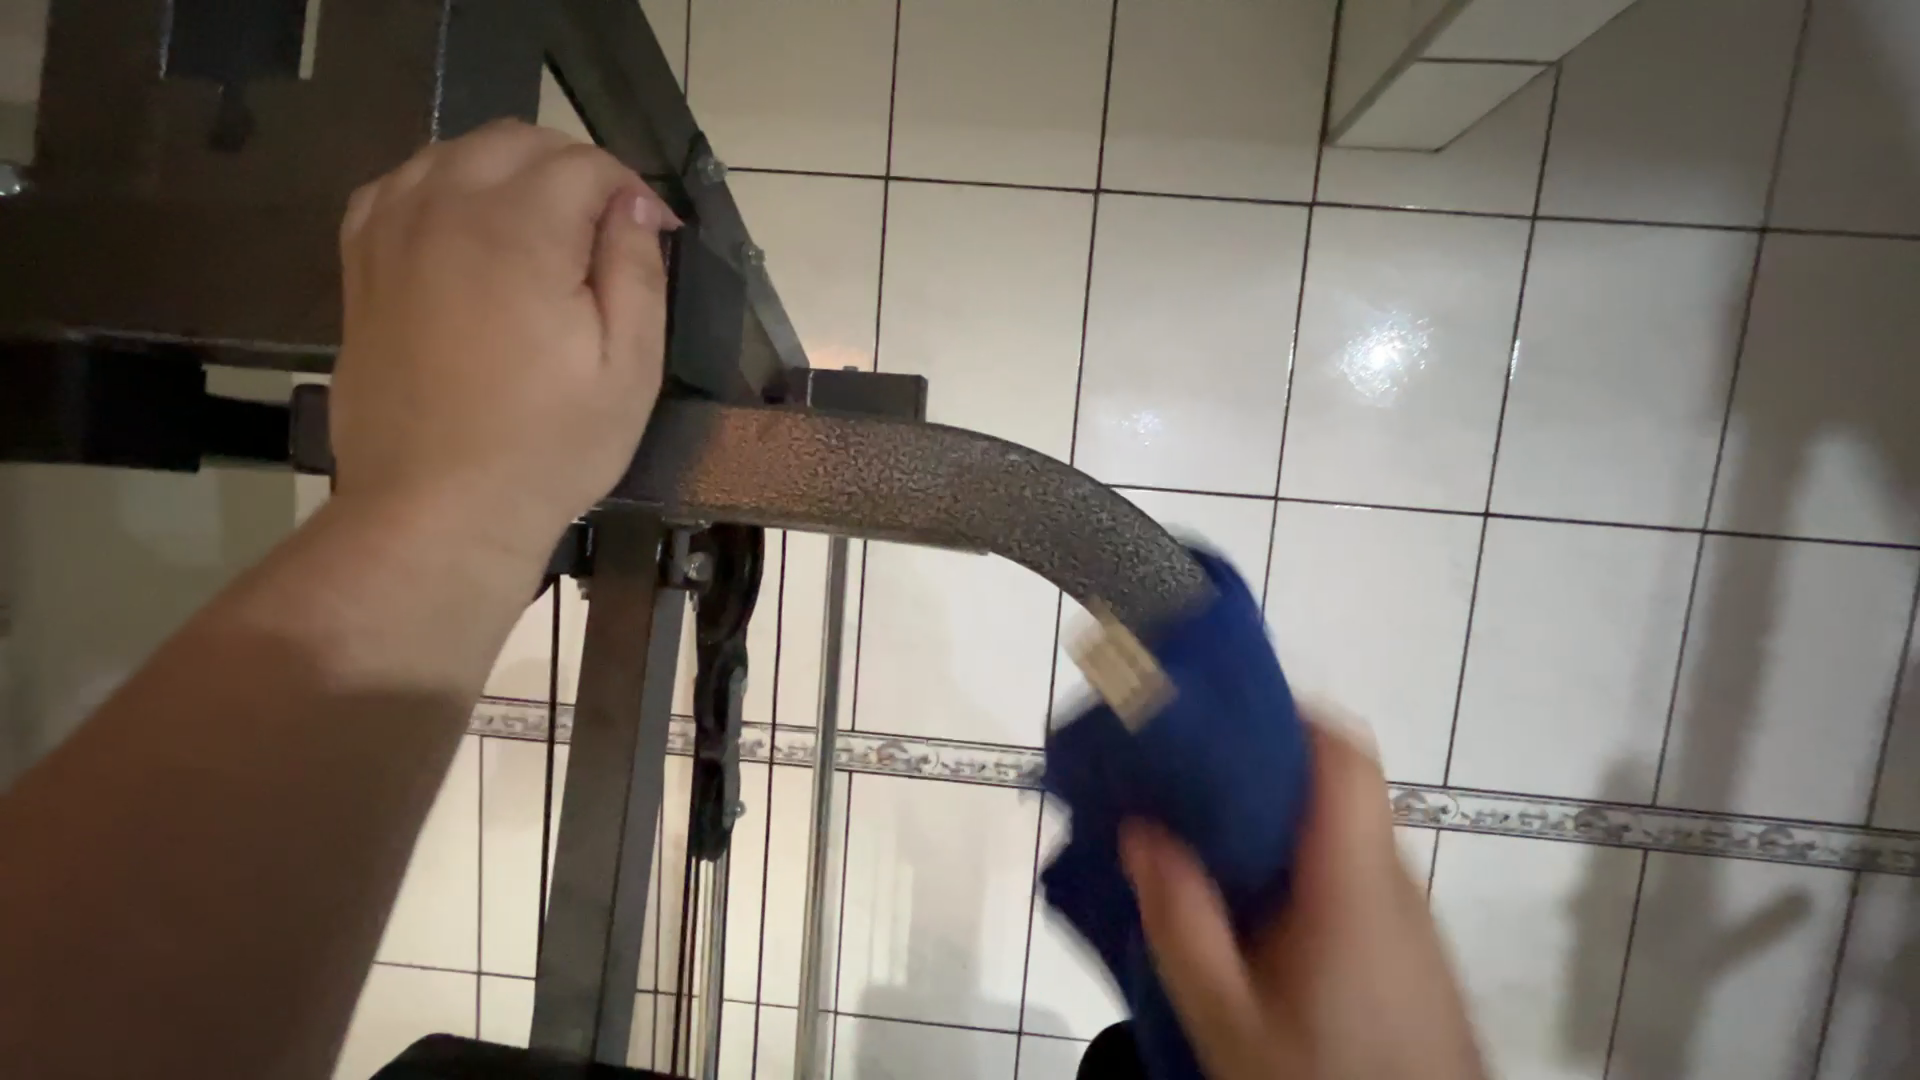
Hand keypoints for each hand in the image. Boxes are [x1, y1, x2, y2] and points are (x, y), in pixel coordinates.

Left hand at [329, 119, 679, 565]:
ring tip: (554, 236)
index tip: (658, 236)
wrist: (441, 504)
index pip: (585, 164)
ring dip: (517, 176)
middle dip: (578, 171)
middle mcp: (445, 209)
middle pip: (518, 141)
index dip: (633, 190)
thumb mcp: (631, 368)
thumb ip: (638, 272)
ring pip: (459, 153)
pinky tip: (479, 235)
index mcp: (520, 233)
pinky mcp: (361, 260)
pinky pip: (407, 185)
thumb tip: (636, 208)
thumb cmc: (554, 444)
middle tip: (613, 233)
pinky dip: (453, 190)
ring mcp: (391, 230)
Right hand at [1121, 711, 1484, 1079]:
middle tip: (1181, 776)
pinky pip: (1346, 868)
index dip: (1287, 715)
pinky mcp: (1406, 943)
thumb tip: (1137, 828)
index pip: (1344, 757)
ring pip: (1336, 827)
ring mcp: (1406, 913)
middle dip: (1255, 765)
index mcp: (1353, 882)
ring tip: (1199, 834)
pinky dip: (1293, 856)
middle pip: (1332, 784)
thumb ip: (1181, 920)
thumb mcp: (1228, 1019)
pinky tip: (1246, 898)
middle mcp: (1392, 881)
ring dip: (1271, 815)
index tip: (1218, 713)